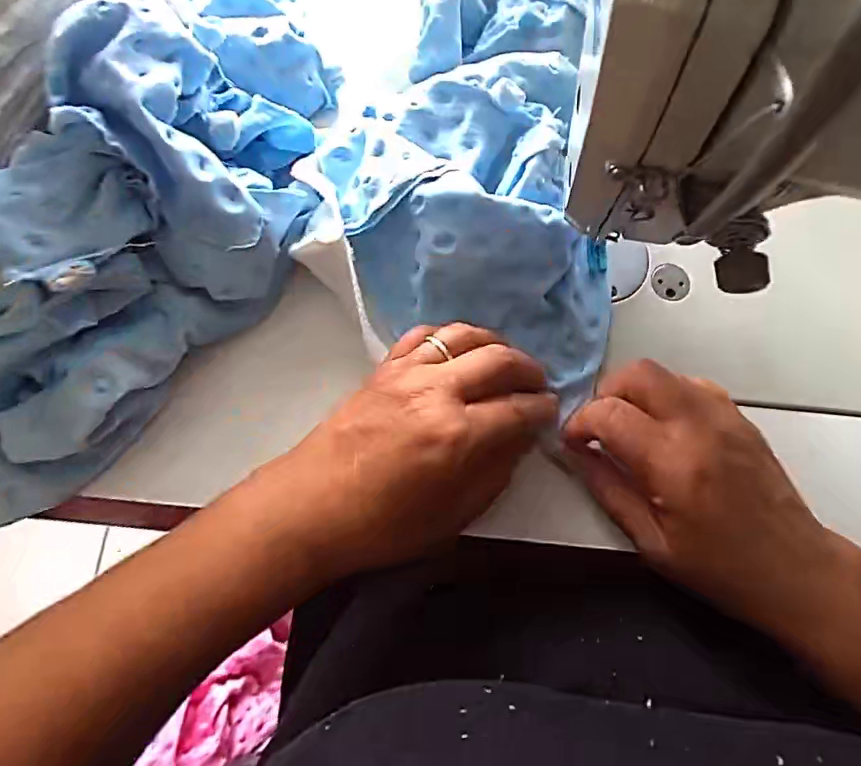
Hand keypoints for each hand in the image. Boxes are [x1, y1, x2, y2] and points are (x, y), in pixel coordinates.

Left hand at [231, 323, 556, 581]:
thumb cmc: (382, 525)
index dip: (542, 408)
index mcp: (457, 435)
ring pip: (464, 335)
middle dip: (529, 369)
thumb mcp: (452, 516)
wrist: (310, 507)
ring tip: (504, 359)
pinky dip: (450, 336)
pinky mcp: (384, 367)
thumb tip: (519, 439)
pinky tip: (458, 350)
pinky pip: (424, 335)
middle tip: (537, 383)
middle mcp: (437, 392)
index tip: (550, 410)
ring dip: (495, 342)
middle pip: (499, 360)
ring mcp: (408, 372)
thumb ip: (494, 473)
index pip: (518, 408)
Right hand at [564, 360, 860, 634]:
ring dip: (636, 391)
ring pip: (663, 372)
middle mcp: (698, 426)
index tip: (574, 441)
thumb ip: (609, 490)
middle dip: (607, 392)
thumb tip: (575, 453)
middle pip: (637, 373)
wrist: (796, 568)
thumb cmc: (721, 569)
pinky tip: (667, 426)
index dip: (580, 422)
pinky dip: (667, 394)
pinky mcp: (738, 415)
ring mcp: (723, 415)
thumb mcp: (653, 544)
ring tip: (632, 426)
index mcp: (673, 463)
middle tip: (600, 426)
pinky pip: (691, 383)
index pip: (609, 413)